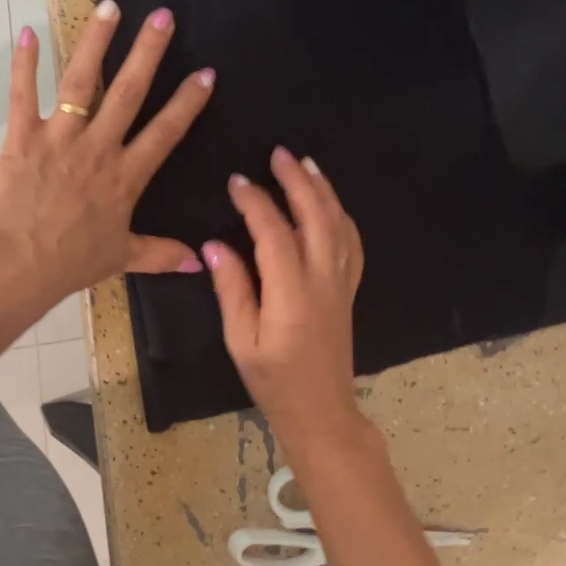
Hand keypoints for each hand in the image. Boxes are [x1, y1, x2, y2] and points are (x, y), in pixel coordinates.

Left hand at [0, 0, 214, 305]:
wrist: (19, 264)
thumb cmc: (71, 262)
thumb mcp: (122, 258)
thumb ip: (161, 254)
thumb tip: (201, 262)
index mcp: (125, 176)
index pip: (165, 131)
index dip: (187, 101)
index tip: (205, 73)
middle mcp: (97, 147)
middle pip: (128, 92)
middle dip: (148, 51)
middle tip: (163, 15)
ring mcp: (59, 137)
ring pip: (80, 81)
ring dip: (95, 42)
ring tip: (110, 7)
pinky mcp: (22, 137)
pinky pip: (22, 94)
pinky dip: (23, 63)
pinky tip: (25, 31)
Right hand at [203, 148, 365, 433]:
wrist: (322, 410)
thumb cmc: (273, 380)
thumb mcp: (240, 340)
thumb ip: (231, 290)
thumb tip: (213, 245)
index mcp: (292, 294)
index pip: (274, 233)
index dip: (255, 203)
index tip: (236, 181)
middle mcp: (324, 281)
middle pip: (317, 218)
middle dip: (298, 182)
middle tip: (279, 154)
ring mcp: (342, 284)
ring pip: (340, 226)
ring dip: (324, 191)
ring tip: (306, 165)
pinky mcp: (348, 291)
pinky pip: (352, 243)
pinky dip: (341, 215)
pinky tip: (330, 204)